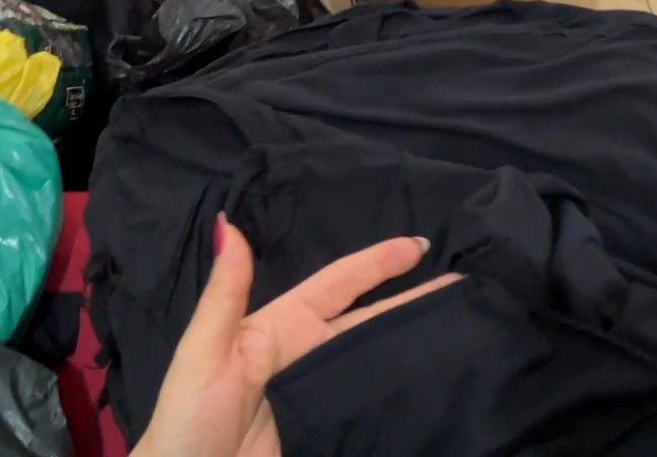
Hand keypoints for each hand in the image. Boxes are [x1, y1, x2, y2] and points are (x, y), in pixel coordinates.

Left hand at [129, 215, 461, 456]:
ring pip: (380, 363)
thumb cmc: (190, 421)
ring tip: (466, 330)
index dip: (378, 262)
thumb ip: (226, 291)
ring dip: (418, 345)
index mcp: (284, 327)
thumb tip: (229, 221)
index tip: (419, 244)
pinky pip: (376, 412)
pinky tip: (442, 389)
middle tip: (467, 285)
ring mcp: (326, 399)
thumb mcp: (204, 351)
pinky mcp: (334, 436)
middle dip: (416, 300)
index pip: (341, 283)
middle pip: (373, 321)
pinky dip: (407, 397)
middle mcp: (312, 356)